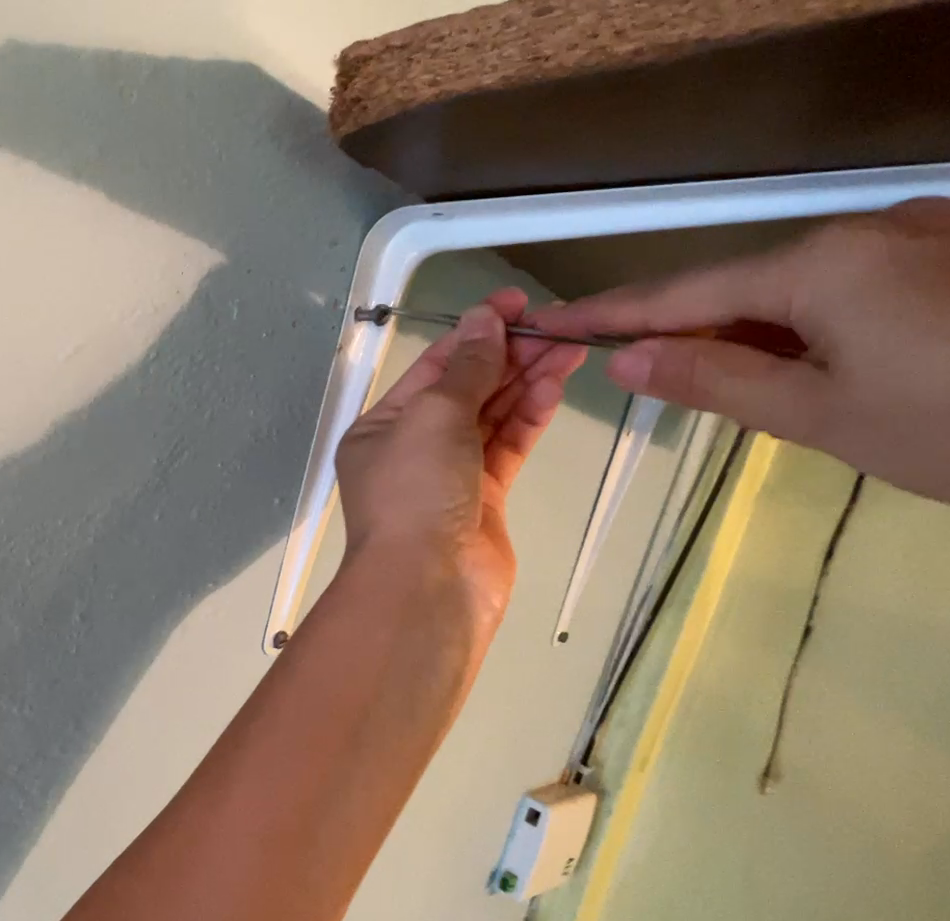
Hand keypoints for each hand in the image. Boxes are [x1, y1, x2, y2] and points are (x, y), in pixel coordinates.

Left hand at [336, 289, 587, 630]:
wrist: (428, 585)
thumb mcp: (433, 417)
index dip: (473, 333)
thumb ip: (465, 369)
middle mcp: (409, 449)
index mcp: (380, 428)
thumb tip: (483, 321)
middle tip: (557, 325)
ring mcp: (446, 476)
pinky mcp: (481, 501)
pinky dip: (528, 418)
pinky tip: (554, 387)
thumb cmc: (416, 493)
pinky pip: (506, 448)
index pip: (430, 368)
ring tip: (570, 347)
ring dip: (525, 382)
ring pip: (489, 418)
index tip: (517, 304)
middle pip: (463, 390)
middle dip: (507, 357)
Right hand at [532, 198, 949, 510]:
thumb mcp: (823, 415)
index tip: (549, 322)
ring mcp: (927, 236)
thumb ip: (715, 381)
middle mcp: (869, 232)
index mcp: (823, 265)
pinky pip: (853, 289)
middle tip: (652, 386)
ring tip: (753, 395)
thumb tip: (628, 358)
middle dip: (692, 336)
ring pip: (800, 291)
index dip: (610, 315)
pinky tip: (821, 369)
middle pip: (742, 289)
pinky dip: (811, 329)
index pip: (682, 294)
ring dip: (755, 338)